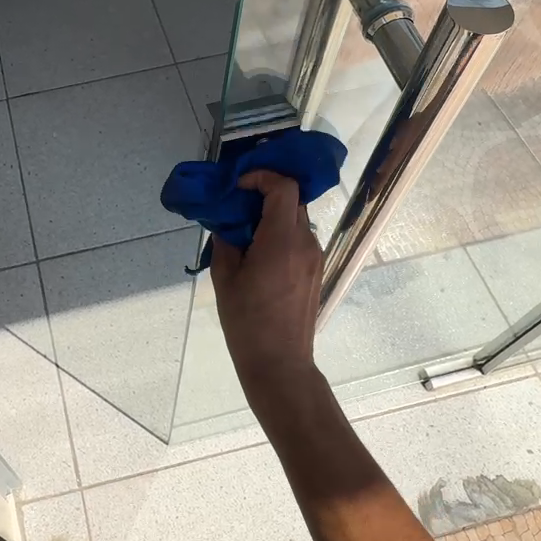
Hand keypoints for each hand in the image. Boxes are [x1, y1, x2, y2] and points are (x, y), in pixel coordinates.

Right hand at [209, 169, 324, 405]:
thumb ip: (225, 241)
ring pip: (296, 218)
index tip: (238, 186)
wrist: (280, 364)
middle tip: (238, 203)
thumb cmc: (247, 321)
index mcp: (282, 240)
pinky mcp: (315, 270)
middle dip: (265, 192)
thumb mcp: (224, 277)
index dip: (262, 176)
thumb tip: (227, 222)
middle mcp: (305, 242)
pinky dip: (280, 232)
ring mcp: (315, 257)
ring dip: (272, 214)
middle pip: (292, 199)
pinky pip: (299, 238)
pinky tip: (259, 251)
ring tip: (245, 229)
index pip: (284, 187)